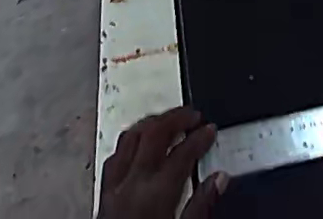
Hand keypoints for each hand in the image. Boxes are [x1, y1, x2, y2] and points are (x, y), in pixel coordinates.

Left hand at [96, 107, 227, 218]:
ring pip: (132, 136)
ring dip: (152, 123)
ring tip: (169, 119)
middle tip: (193, 115)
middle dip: (177, 117)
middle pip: (155, 133)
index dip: (200, 138)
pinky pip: (116, 154)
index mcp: (156, 194)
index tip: (210, 131)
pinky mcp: (103, 195)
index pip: (182, 152)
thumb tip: (219, 180)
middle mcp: (132, 183)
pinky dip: (132, 140)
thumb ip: (201, 207)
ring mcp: (114, 187)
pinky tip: (139, 143)